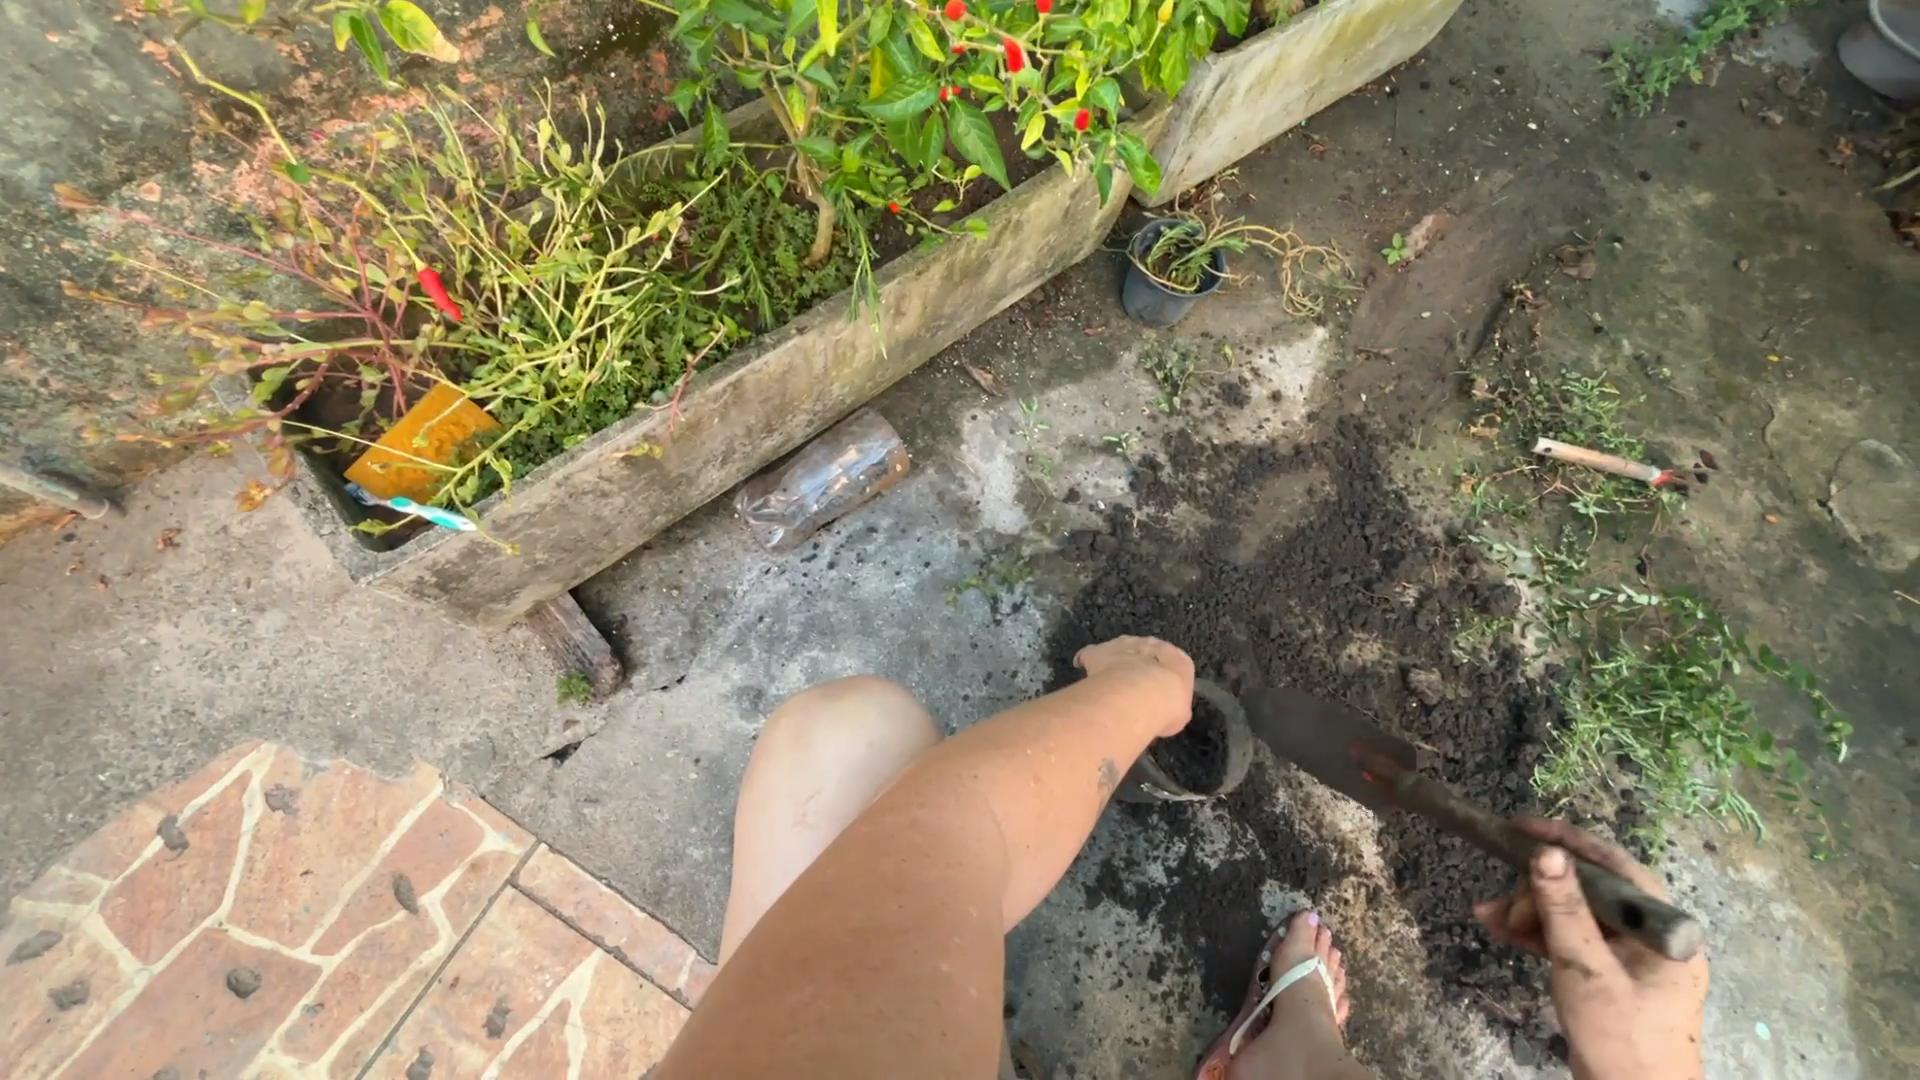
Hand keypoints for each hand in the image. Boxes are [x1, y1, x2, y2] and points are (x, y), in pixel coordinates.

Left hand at [1072, 635, 1193, 737]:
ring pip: (1118, 648)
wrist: (1142, 693)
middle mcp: (1151, 645)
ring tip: (1107, 677)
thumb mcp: (1178, 713)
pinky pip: (1091, 653)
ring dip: (1114, 661)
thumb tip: (1162, 712)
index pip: (1172, 661)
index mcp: (1177, 660)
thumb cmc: (1167, 707)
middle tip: (1131, 683)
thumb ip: (1171, 707)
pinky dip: (1085, 658)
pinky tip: (1080, 665)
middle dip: (1137, 664)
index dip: (1161, 673)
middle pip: (1144, 651)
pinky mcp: (1100, 651)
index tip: (1156, 683)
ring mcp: (1124, 645)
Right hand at [1474, 818, 1708, 1079]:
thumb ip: (1564, 908)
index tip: (1520, 826)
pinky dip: (1533, 930)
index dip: (1568, 841)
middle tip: (1505, 905)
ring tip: (1492, 919)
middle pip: (1586, 888)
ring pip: (1570, 910)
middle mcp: (1648, 936)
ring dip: (1527, 910)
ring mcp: (1627, 954)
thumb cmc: (1619, 1034)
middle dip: (1537, 889)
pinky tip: (1497, 927)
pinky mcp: (1605, 970)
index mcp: (1662, 932)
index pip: (1616, 867)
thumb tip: (1547, 852)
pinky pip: (1566, 934)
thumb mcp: (1584, 967)